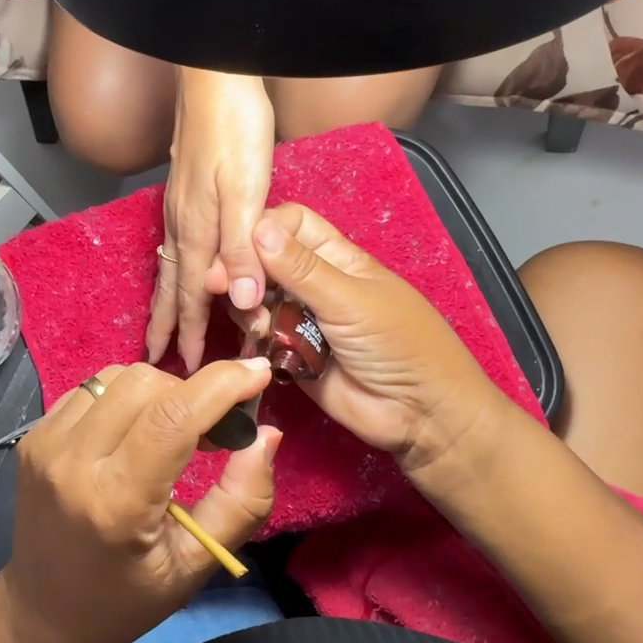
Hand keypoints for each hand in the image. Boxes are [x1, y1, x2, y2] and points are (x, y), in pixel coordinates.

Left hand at [0, 362, 281, 642]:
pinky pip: (89, 388)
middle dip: (191, 392)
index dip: (221, 385)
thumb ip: (241, 502)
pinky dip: (122, 397)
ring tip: (174, 429)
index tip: (258, 374)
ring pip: (114, 376)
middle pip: (144, 384)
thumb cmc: (128, 598)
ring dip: (157, 391)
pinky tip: (134, 431)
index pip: (172, 417)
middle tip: (213, 427)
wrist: (45, 611)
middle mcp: (73, 463)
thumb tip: (267, 435)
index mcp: (116, 503)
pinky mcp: (32, 435)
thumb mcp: (196, 564)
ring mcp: (45, 444)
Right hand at [149, 70, 275, 370]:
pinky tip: (180, 265)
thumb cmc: (237, 130)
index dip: (187, 330)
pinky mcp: (188, 191)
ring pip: (172, 264)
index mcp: (199, 229)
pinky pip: (177, 245)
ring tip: (162, 322)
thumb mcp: (248, 190)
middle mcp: (183, 223)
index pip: (191, 292)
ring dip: (168, 298)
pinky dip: (175, 270)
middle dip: (164, 322)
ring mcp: (182, 205)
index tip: (181, 366)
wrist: (216, 77)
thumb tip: (237, 302)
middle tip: (154, 357)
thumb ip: (243, 247)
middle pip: (171, 283)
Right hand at [249, 203, 500, 472]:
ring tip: (256, 324)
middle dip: (241, 270)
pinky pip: (257, 336)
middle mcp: (312, 282)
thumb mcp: (351, 300)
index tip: (233, 246)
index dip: (258, 229)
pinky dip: (250, 336)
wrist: (421, 417)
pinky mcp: (287, 353)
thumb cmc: (401, 346)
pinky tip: (256, 343)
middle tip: (221, 285)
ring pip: (253, 297)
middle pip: (262, 260)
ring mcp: (298, 318)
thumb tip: (258, 226)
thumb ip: (302, 268)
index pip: (287, 225)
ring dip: (247, 306)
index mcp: (335, 257)